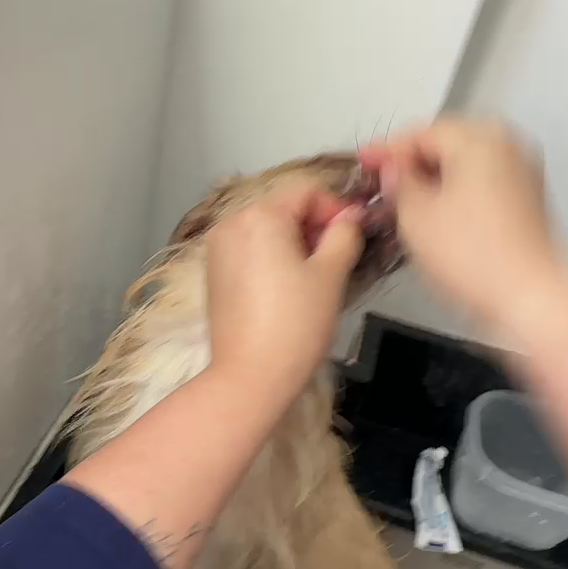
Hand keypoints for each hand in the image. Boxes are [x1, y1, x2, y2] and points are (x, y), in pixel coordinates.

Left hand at [201, 180, 364, 407]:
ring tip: (313, 280)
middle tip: (336, 262)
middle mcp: (231, 224)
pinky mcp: (213, 276)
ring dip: (293, 245)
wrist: (250, 376)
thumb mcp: (330, 275)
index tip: (354, 237)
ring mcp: (217, 251)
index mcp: (259, 215)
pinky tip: (287, 291)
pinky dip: (271, 261)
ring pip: (265, 232)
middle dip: (313, 228)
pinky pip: (249, 254)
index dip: (336, 210)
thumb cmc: (295, 324)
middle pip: (283, 210)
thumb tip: (350, 218)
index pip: (307, 193)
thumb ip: (344, 235)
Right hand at [360, 117, 567, 329]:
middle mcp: (507, 144)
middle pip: (446, 144)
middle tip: (379, 183)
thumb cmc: (472, 255)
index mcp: (480, 138)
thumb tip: (393, 168)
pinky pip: (480, 182)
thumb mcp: (415, 215)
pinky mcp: (525, 198)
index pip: (423, 132)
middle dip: (411, 164)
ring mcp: (521, 170)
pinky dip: (453, 191)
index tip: (364, 160)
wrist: (526, 294)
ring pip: (463, 164)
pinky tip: (432, 215)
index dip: (387, 148)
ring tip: (401, 203)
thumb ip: (398, 182)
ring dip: (431, 179)